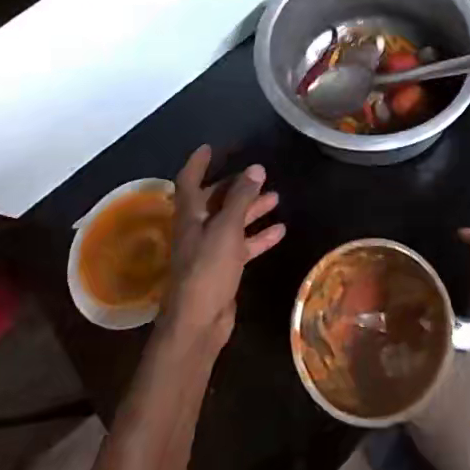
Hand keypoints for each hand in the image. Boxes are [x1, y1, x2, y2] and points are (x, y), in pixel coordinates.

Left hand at [163, 145, 286, 350]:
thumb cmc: (207, 270)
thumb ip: (241, 199)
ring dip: (250, 209)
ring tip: (276, 197)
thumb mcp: (226, 229)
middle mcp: (196, 228)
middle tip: (258, 173)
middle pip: (214, 200)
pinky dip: (258, 237)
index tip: (211, 147)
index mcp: (190, 214)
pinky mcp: (222, 269)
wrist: (198, 322)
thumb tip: (255, 168)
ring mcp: (209, 249)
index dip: (198, 162)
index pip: (190, 180)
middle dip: (235, 186)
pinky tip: (280, 230)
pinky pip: (241, 245)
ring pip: (231, 222)